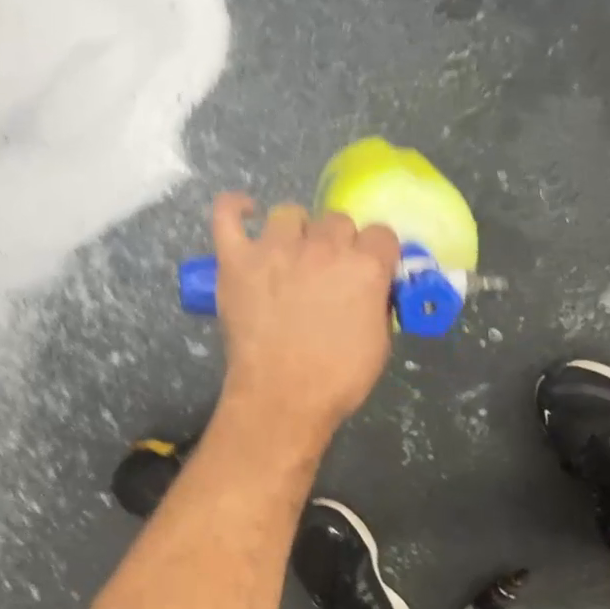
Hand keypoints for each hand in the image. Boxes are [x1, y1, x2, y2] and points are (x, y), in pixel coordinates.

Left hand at [210, 193, 400, 440]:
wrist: (282, 399)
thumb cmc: (337, 381)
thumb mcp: (379, 344)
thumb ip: (378, 305)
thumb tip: (372, 291)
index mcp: (365, 267)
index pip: (381, 234)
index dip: (376, 253)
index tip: (371, 270)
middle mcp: (323, 247)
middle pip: (337, 220)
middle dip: (338, 243)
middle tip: (328, 273)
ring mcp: (275, 248)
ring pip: (289, 214)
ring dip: (296, 232)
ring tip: (290, 258)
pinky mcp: (236, 259)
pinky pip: (227, 214)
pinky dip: (235, 209)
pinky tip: (245, 214)